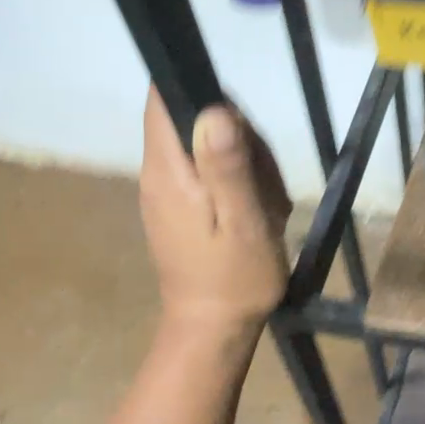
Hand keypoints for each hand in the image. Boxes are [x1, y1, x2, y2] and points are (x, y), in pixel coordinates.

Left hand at [140, 89, 291, 337]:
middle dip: (238, 139)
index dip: (203, 95)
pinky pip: (208, 175)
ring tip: (266, 206)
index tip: (242, 129)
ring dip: (245, 166)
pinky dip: (238, 186)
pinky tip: (257, 215)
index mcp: (170, 171)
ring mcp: (166, 192)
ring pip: (206, 148)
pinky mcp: (178, 209)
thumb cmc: (235, 278)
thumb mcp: (244, 222)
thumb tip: (215, 111)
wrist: (214, 328)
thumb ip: (228, 167)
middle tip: (266, 184)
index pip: (165, 99)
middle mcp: (158, 174)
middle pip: (194, 121)